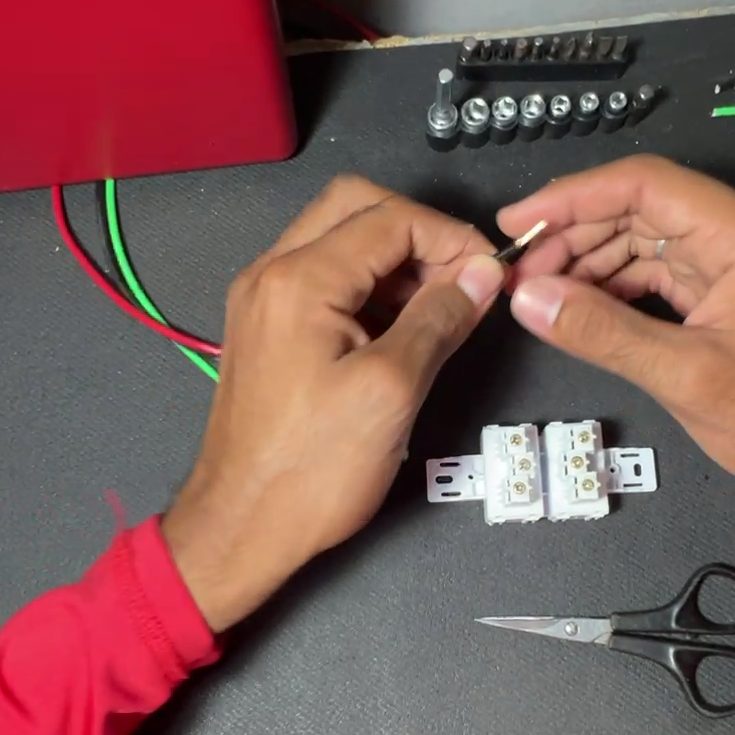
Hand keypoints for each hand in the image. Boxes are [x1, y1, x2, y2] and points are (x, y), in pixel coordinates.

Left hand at [163, 176, 502, 631]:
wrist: (243, 526)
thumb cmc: (315, 470)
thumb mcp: (393, 391)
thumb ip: (440, 319)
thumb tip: (484, 273)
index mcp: (299, 278)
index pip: (390, 219)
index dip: (451, 237)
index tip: (490, 275)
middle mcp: (271, 273)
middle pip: (356, 208)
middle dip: (419, 234)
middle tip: (461, 280)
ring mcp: (265, 300)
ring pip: (341, 241)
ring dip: (396, 261)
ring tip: (440, 308)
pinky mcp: (269, 329)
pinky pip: (326, 281)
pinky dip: (370, 289)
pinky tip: (402, 328)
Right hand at [497, 155, 734, 520]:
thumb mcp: (686, 377)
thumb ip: (603, 334)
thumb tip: (530, 300)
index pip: (645, 184)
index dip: (573, 197)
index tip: (517, 221)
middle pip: (637, 206)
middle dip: (571, 233)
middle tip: (519, 271)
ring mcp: (726, 259)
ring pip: (638, 237)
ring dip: (584, 260)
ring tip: (537, 291)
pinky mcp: (716, 287)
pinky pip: (650, 268)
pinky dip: (608, 284)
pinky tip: (575, 305)